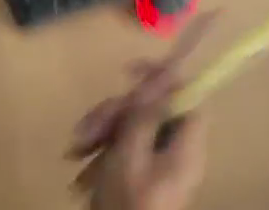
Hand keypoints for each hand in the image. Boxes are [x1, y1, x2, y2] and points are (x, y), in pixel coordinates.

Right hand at [71, 73, 206, 209]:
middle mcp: (176, 151)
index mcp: (185, 148)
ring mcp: (159, 161)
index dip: (168, 78)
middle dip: (115, 111)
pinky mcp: (142, 170)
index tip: (133, 71)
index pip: (191, 99)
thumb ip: (144, 116)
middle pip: (151, 109)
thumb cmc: (129, 202)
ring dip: (101, 128)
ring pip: (132, 123)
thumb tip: (159, 82)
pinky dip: (101, 145)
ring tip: (77, 148)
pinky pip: (123, 143)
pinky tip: (80, 158)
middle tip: (90, 127)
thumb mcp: (131, 154)